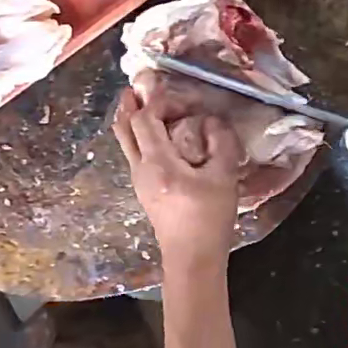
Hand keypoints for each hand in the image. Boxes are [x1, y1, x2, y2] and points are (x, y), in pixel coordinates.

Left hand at [114, 88, 242, 270]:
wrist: (192, 260)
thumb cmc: (208, 219)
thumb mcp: (224, 178)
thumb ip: (221, 143)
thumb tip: (213, 121)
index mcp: (158, 163)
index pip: (146, 120)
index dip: (160, 101)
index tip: (182, 98)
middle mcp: (141, 168)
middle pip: (124, 128)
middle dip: (129, 105)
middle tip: (136, 87)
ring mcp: (139, 180)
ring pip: (126, 142)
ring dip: (133, 120)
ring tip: (142, 104)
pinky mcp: (145, 190)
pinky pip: (135, 153)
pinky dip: (140, 136)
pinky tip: (156, 135)